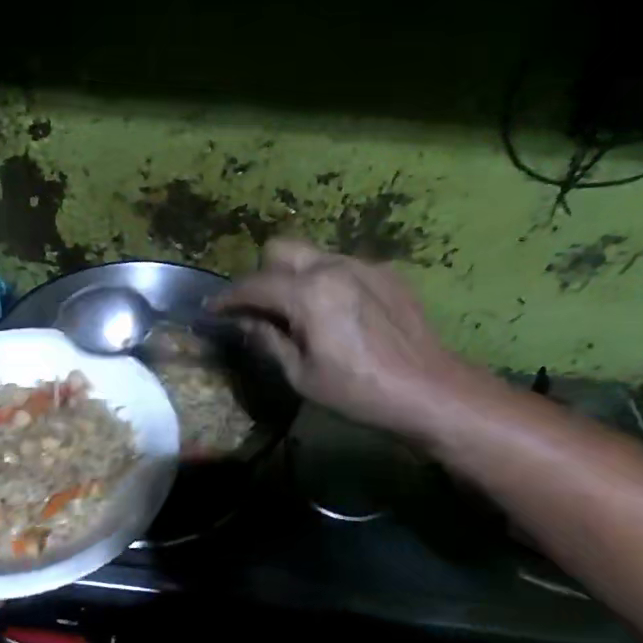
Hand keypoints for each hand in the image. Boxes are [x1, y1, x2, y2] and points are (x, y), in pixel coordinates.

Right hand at [214, 239, 474, 432]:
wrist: (429, 390)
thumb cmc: (358, 392)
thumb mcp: (302, 376)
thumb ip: (268, 341)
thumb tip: (243, 323)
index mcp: (309, 292)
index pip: (255, 285)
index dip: (229, 298)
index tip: (212, 310)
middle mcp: (334, 266)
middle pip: (281, 250)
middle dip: (261, 275)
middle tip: (257, 309)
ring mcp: (365, 265)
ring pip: (313, 255)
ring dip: (294, 277)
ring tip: (295, 313)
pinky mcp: (387, 274)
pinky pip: (343, 267)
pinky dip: (326, 282)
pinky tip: (334, 315)